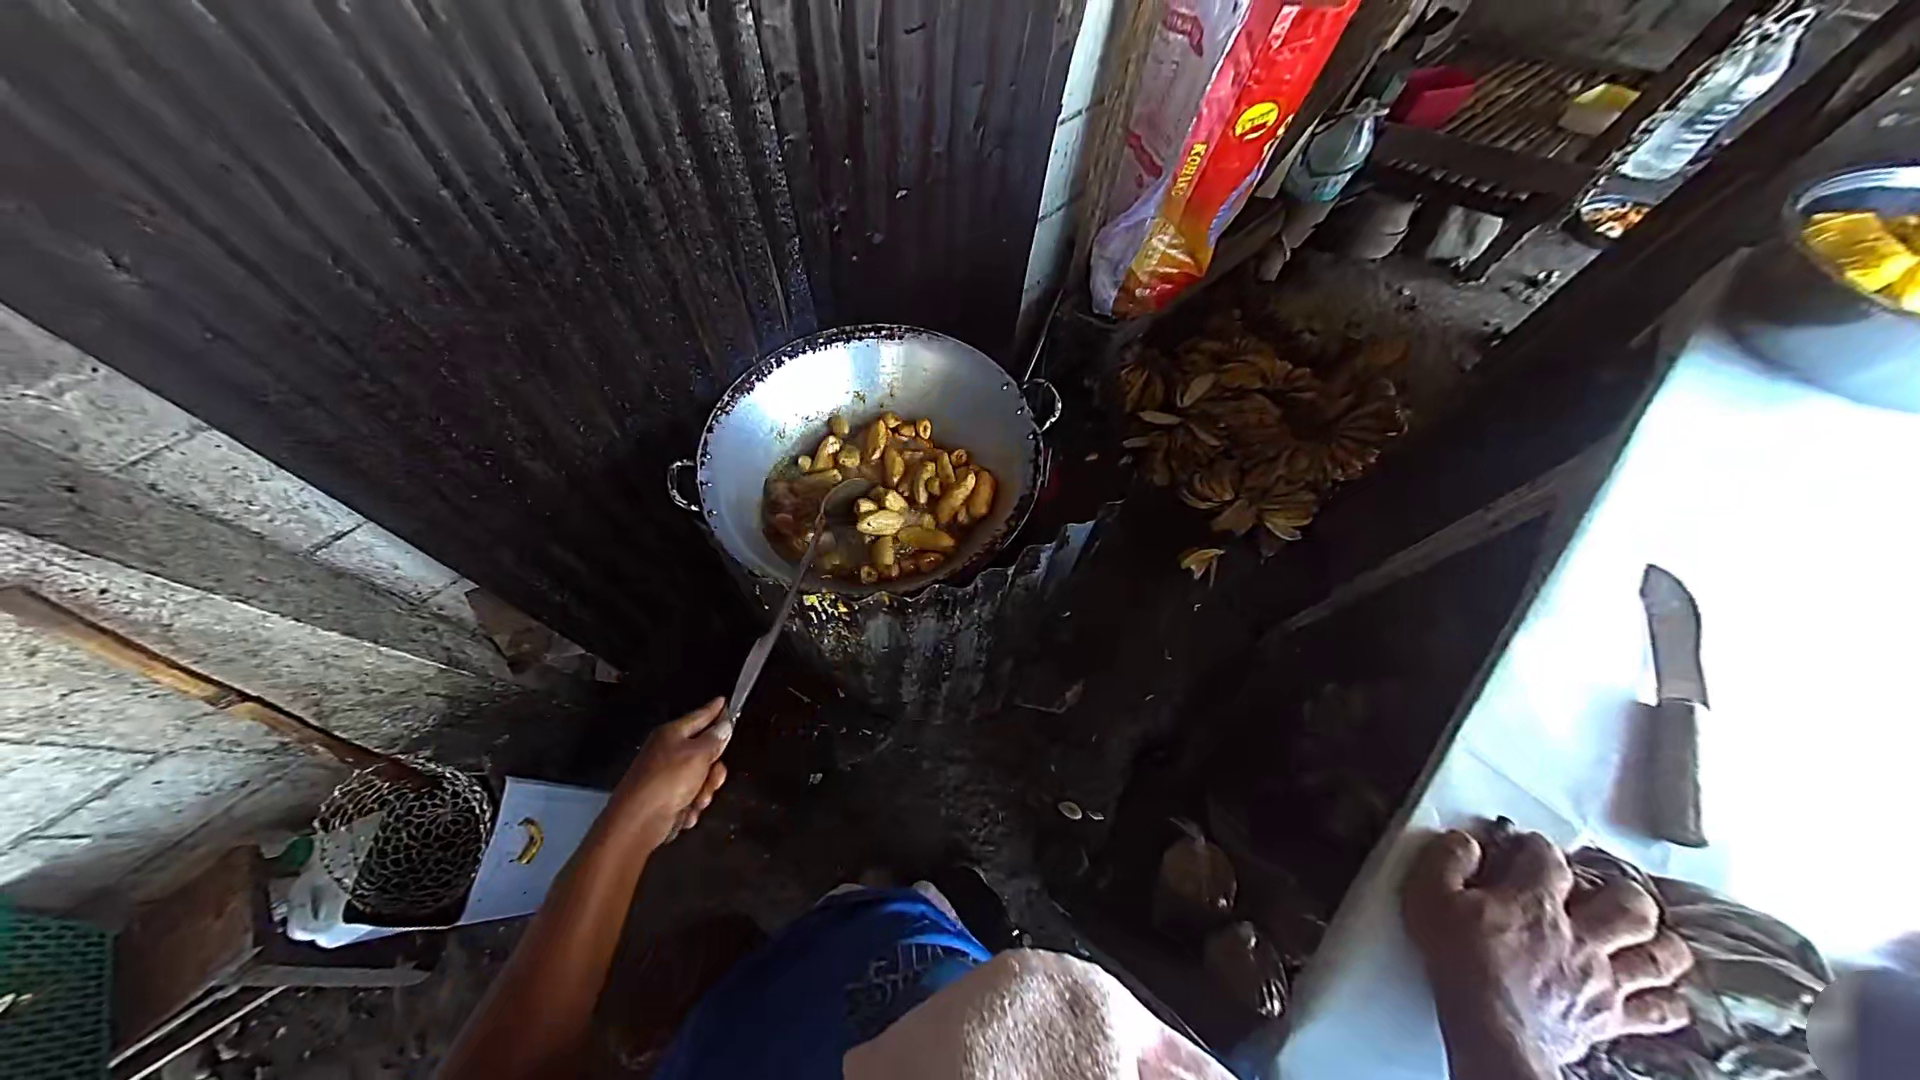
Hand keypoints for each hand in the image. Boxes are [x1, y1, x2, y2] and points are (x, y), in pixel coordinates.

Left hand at [608, 698, 731, 850]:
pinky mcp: (664, 799)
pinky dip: (691, 806)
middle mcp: (667, 752)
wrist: (636, 824)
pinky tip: (685, 811)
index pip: (699, 716)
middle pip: (704, 752)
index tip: (724, 701)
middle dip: (713, 768)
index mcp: (672, 734)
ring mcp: (665, 777)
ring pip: (701, 778)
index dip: (715, 710)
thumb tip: (724, 727)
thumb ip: (715, 739)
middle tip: (712, 777)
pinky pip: (690, 797)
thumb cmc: (666, 783)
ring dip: (704, 791)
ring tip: (696, 800)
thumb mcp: (699, 755)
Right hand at [1403, 829, 1693, 1069]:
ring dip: (1660, 942)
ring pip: (1659, 956)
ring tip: (1650, 933)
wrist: (1489, 1029)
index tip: (1527, 845)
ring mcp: (1601, 979)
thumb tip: (1463, 841)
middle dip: (1624, 891)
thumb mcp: (1431, 895)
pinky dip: (1668, 1001)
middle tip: (1609, 886)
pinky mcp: (1611, 1018)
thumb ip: (1447, 860)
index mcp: (1533, 902)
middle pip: (1628, 906)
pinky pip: (1661, 1012)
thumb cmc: (1459, 961)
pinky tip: (1662, 994)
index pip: (1548, 859)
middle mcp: (1578, 936)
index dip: (1538, 846)